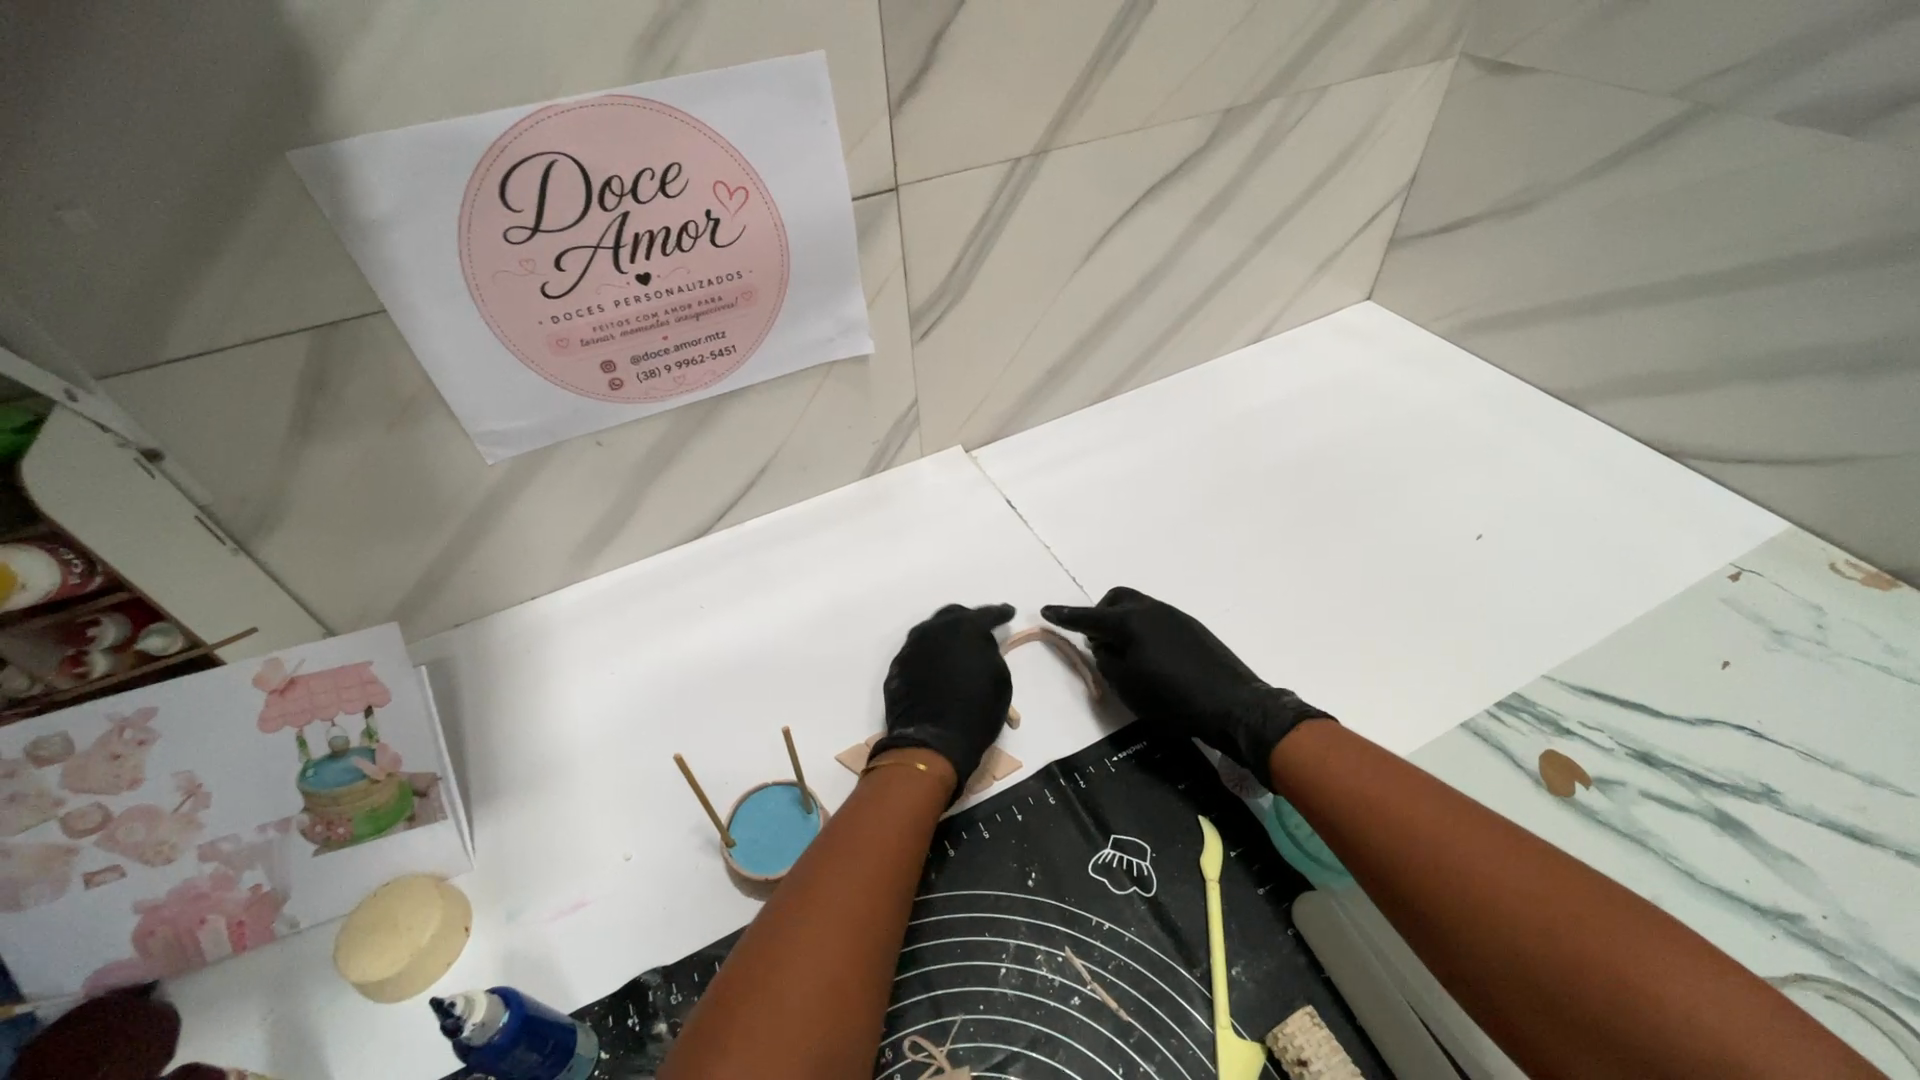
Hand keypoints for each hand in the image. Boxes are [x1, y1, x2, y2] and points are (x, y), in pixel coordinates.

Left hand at [871, 603, 1015, 799]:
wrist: (932, 742)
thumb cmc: (976, 711)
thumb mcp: (999, 679)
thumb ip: (990, 653)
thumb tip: (980, 646)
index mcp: (965, 628)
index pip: (986, 614)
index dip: (1000, 613)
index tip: (1008, 612)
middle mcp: (934, 630)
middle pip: (952, 616)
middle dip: (967, 619)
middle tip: (979, 629)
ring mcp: (911, 647)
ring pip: (930, 631)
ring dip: (945, 635)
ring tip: (955, 646)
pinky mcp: (897, 667)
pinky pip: (917, 652)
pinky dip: (929, 654)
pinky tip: (935, 665)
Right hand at [1042, 587, 1331, 784]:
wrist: (1234, 705)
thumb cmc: (1172, 700)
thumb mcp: (1127, 686)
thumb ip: (1107, 660)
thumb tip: (1103, 644)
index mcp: (1131, 622)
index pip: (1089, 617)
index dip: (1065, 616)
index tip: (1045, 611)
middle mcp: (1152, 610)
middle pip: (1117, 599)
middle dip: (1100, 613)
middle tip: (1097, 641)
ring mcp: (1176, 617)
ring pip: (1139, 608)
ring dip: (1124, 623)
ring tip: (1124, 654)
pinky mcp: (1193, 629)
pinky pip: (1157, 620)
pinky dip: (1144, 631)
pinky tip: (1150, 657)